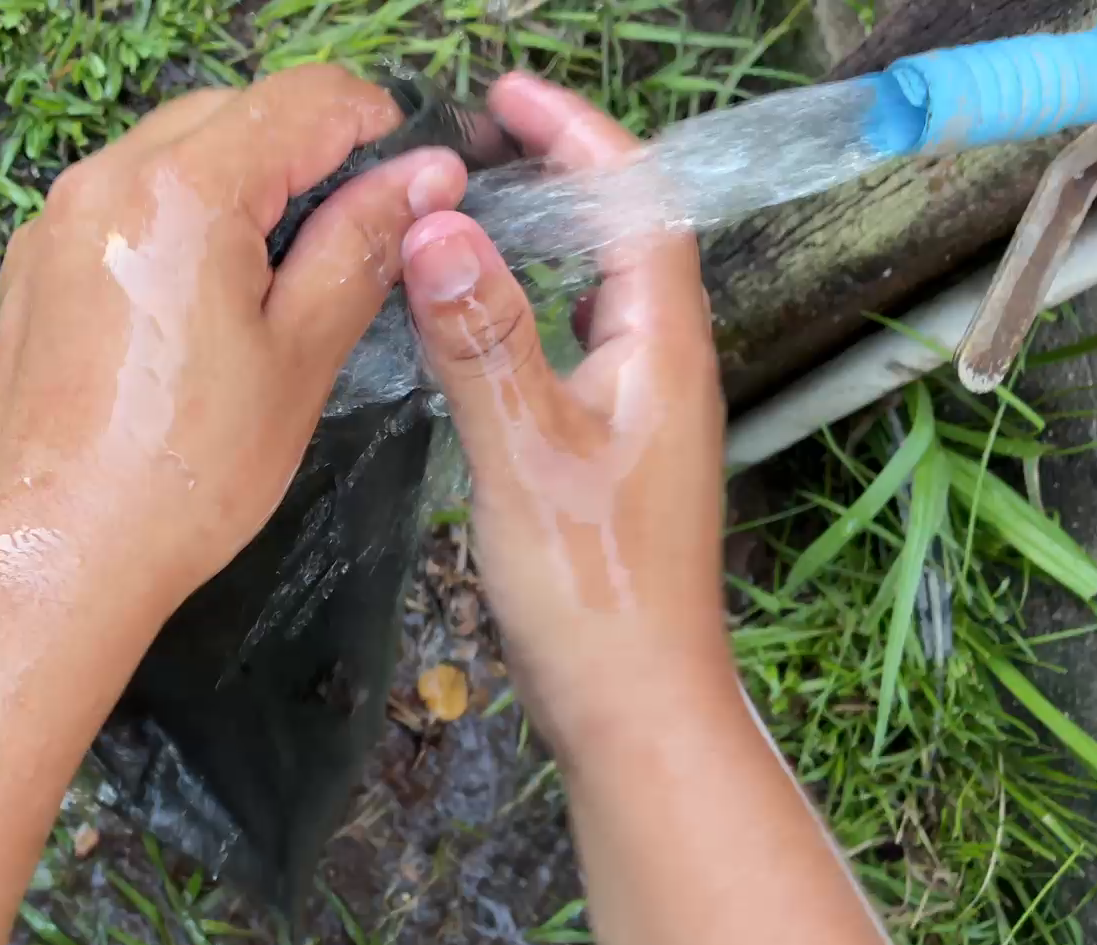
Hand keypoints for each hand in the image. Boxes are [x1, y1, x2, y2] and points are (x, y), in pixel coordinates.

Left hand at [0, 65, 467, 611]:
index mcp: (181, 193)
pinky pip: (117, 212)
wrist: (55, 556)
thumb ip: (358, 250)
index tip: (410, 175)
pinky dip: (170, 226)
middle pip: (227, 119)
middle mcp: (101, 183)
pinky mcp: (28, 274)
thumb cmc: (189, 475)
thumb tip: (422, 178)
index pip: (302, 100)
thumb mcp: (297, 362)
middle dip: (299, 156)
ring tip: (264, 281)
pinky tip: (188, 305)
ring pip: (166, 161)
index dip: (372, 124)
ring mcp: (51, 227)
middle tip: (339, 239)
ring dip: (232, 190)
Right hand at [402, 74, 729, 740]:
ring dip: (537, 245)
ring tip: (466, 221)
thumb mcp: (524, 452)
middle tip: (473, 152)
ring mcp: (630, 412)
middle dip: (556, 177)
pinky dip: (520, 314)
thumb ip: (483, 341)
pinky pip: (562, 349)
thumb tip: (437, 228)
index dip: (575, 134)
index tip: (505, 95)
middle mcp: (657, 366)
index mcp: (659, 347)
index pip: (634, 201)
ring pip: (588, 297)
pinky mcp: (599, 450)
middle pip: (618, 238)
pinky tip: (475, 330)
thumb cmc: (587, 583)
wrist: (624, 697)